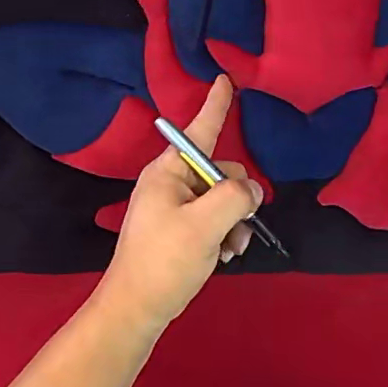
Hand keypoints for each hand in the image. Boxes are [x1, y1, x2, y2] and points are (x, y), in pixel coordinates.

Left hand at [94, 77, 263, 333]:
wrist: (136, 308)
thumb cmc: (164, 261)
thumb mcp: (204, 225)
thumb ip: (234, 197)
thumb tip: (251, 189)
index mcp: (168, 171)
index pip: (198, 130)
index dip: (216, 105)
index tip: (225, 78)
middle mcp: (171, 182)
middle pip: (220, 172)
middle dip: (237, 197)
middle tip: (237, 228)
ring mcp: (174, 206)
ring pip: (222, 199)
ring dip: (234, 222)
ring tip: (228, 249)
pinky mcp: (179, 228)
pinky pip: (214, 219)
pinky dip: (224, 234)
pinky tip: (223, 256)